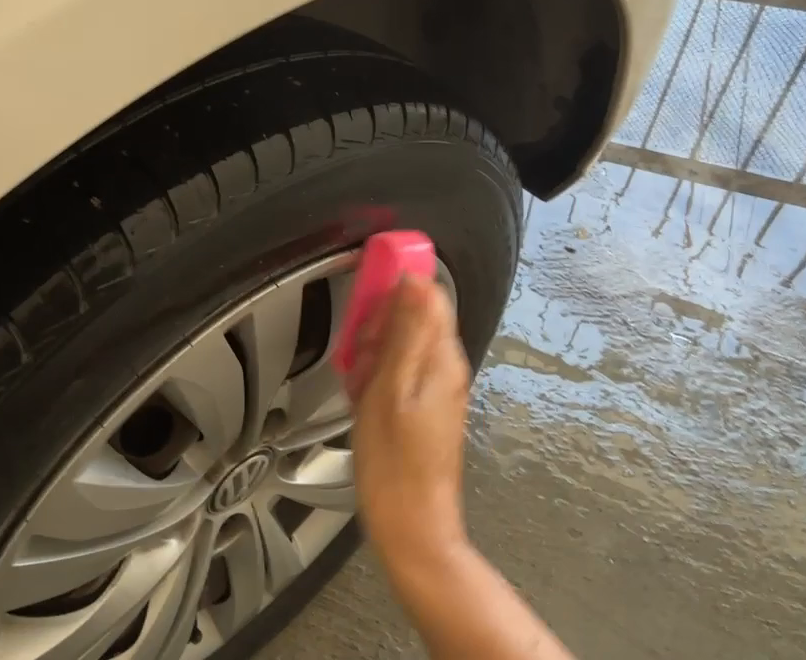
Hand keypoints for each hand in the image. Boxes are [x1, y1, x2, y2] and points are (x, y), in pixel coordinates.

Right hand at [346, 274, 471, 564]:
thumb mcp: (390, 388)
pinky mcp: (422, 405)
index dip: (395, 282)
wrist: (410, 525)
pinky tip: (362, 396)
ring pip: (399, 342)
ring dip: (372, 351)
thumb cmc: (395, 463)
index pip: (428, 291)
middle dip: (377, 324)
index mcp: (442, 358)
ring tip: (359, 379)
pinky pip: (396, 370)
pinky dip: (375, 375)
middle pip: (411, 315)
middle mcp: (446, 367)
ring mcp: (436, 387)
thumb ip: (405, 330)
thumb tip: (414, 280)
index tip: (368, 292)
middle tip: (361, 354)